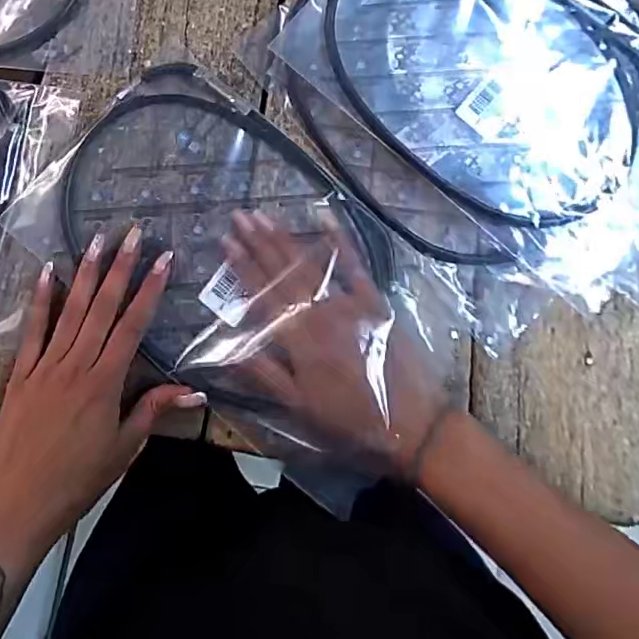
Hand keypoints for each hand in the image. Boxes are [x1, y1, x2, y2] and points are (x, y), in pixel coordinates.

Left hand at [0, 226, 204, 575]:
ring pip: (71, 310)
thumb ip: (152, 411)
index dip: (150, 289)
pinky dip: (40, 300)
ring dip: (85, 272)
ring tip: (97, 240)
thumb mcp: (122, 450)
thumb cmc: (74, 484)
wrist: (11, 510)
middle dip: (120, 267)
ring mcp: (44, 366)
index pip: (133, 325)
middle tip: (131, 233)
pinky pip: (32, 330)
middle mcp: (76, 365)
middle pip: (103, 307)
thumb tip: (195, 392)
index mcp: (105, 383)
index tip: (163, 259)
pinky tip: (46, 272)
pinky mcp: (19, 374)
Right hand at [220, 211, 451, 478]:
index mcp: (298, 340)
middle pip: (282, 273)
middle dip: (258, 242)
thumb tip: (227, 348)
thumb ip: (264, 374)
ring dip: (286, 239)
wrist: (413, 423)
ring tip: (265, 216)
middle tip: (240, 215)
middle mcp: (319, 314)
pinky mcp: (374, 300)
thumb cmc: (351, 420)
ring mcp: (348, 303)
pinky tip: (324, 218)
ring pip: (309, 265)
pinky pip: (353, 265)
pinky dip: (338, 241)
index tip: (226, 242)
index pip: (263, 296)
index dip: (243, 268)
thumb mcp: (300, 407)